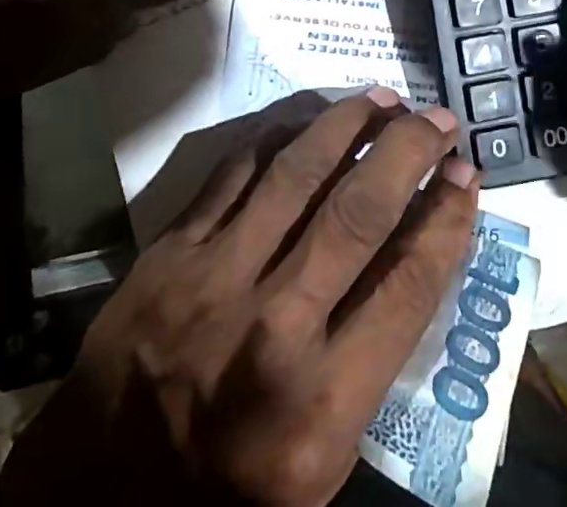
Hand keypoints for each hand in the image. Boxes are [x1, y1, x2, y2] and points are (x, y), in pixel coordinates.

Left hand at [0, 89, 480, 505]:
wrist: (99, 492)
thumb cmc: (229, 485)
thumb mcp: (325, 454)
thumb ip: (373, 360)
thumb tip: (414, 255)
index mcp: (322, 403)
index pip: (407, 285)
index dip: (447, 219)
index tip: (467, 176)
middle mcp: (270, 329)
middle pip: (357, 214)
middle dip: (406, 154)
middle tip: (436, 120)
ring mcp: (210, 280)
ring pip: (293, 177)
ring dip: (344, 127)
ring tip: (380, 98)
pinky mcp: (167, 254)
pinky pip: (230, 176)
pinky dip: (274, 140)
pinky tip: (303, 122)